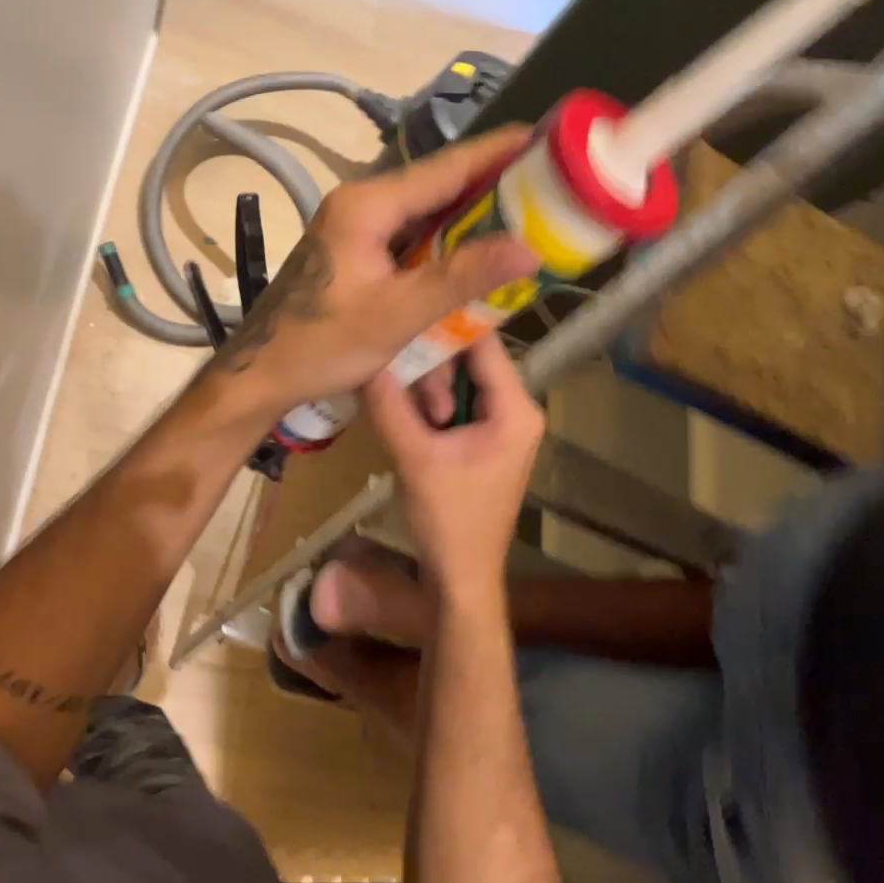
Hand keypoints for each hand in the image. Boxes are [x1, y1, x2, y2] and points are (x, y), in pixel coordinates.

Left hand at [207, 126, 540, 411]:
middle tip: (542, 193)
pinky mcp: (351, 257)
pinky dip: (437, 256)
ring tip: (516, 227)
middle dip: (487, 195)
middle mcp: (359, 207)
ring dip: (463, 231)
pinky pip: (405, 247)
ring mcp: (352, 232)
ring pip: (422, 222)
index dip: (495, 153)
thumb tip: (529, 246)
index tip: (540, 139)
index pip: (444, 168)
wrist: (261, 374)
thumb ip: (463, 277)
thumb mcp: (398, 313)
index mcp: (366, 206)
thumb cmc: (322, 344)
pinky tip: (468, 268)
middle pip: (435, 192)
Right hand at [362, 334, 544, 596]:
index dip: (449, 324)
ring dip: (426, 391)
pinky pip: (456, 408)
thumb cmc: (448, 519)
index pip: (486, 346)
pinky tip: (404, 415)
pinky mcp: (485, 443)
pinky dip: (430, 408)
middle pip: (472, 364)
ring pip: (460, 386)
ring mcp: (502, 429)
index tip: (408, 306)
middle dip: (431, 367)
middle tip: (396, 378)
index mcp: (516, 411)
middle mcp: (518, 412)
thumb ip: (390, 406)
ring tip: (399, 409)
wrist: (461, 576)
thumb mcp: (414, 458)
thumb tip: (365, 359)